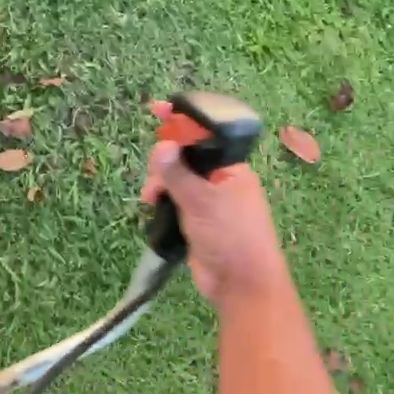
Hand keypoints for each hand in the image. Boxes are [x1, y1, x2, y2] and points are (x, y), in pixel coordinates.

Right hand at [141, 100, 287, 307]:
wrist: (241, 285)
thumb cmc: (230, 236)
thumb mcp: (201, 200)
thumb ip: (177, 172)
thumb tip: (161, 146)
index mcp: (231, 171)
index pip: (205, 137)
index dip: (182, 122)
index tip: (158, 109)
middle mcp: (220, 182)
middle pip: (184, 157)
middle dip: (164, 163)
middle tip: (155, 179)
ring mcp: (208, 202)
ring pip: (175, 179)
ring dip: (160, 184)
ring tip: (152, 198)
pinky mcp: (197, 220)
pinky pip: (174, 200)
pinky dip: (162, 201)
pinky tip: (153, 208)